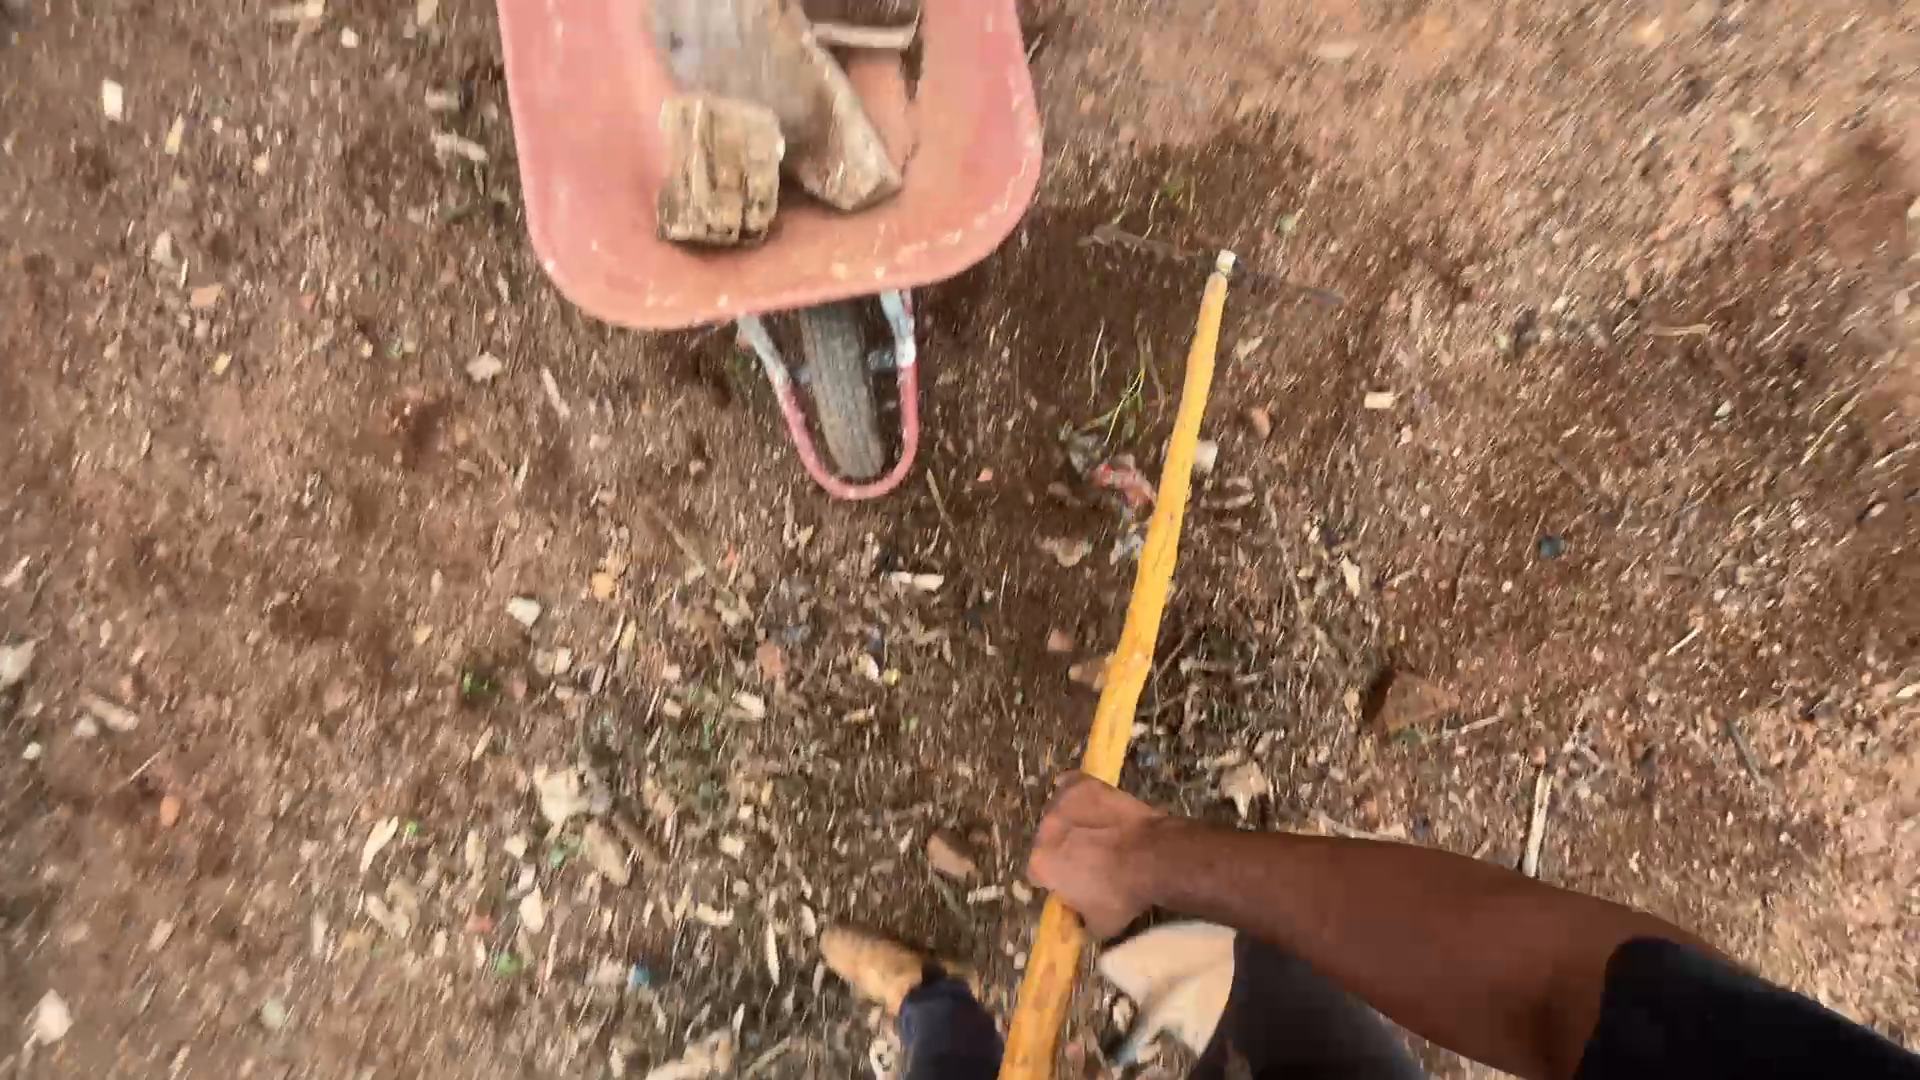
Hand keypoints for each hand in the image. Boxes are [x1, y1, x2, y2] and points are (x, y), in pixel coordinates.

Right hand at [1025, 773, 1167, 938]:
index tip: (1072, 882)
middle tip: (1088, 858)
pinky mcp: (1080, 784)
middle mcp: (1044, 831)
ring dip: (1069, 821)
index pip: (1039, 873)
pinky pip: (1069, 785)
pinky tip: (1090, 803)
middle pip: (1047, 840)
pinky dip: (1075, 792)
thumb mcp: (1099, 925)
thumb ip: (1080, 920)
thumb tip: (1080, 921)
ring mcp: (1060, 803)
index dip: (1055, 878)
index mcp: (1041, 864)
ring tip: (1096, 830)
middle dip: (1062, 848)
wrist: (1151, 856)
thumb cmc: (1123, 893)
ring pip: (1058, 813)